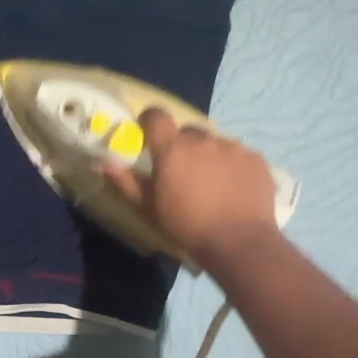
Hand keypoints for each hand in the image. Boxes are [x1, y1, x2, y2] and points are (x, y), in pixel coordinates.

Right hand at [103, 108, 281, 262]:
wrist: (238, 241)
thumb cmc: (186, 227)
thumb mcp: (149, 208)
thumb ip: (127, 182)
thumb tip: (102, 163)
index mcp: (173, 150)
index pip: (156, 116)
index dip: (149, 121)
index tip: (147, 134)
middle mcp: (204, 140)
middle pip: (187, 132)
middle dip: (181, 146)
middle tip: (181, 172)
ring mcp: (233, 147)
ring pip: (214, 143)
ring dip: (208, 156)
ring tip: (210, 184)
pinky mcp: (255, 159)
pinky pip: (238, 155)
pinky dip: (231, 167)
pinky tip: (231, 190)